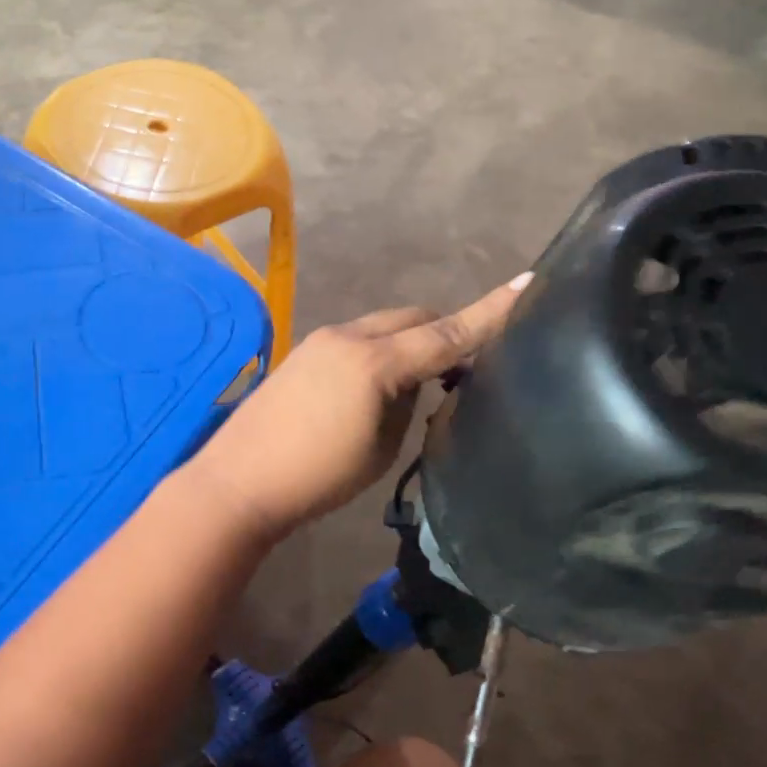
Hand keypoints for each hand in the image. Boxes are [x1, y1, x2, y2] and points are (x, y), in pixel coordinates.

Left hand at [185, 273, 532, 541]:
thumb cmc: (317, 476)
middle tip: (464, 368)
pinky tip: (377, 388)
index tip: (528, 284)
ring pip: (382, 326)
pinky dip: (379, 353)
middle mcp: (349, 337)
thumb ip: (408, 405)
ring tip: (419, 385)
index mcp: (375, 362)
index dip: (489, 314)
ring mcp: (321, 341)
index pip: (445, 334)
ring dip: (408, 343)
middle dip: (443, 331)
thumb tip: (414, 383)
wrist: (239, 482)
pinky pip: (357, 340)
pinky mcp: (303, 354)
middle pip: (412, 318)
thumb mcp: (381, 448)